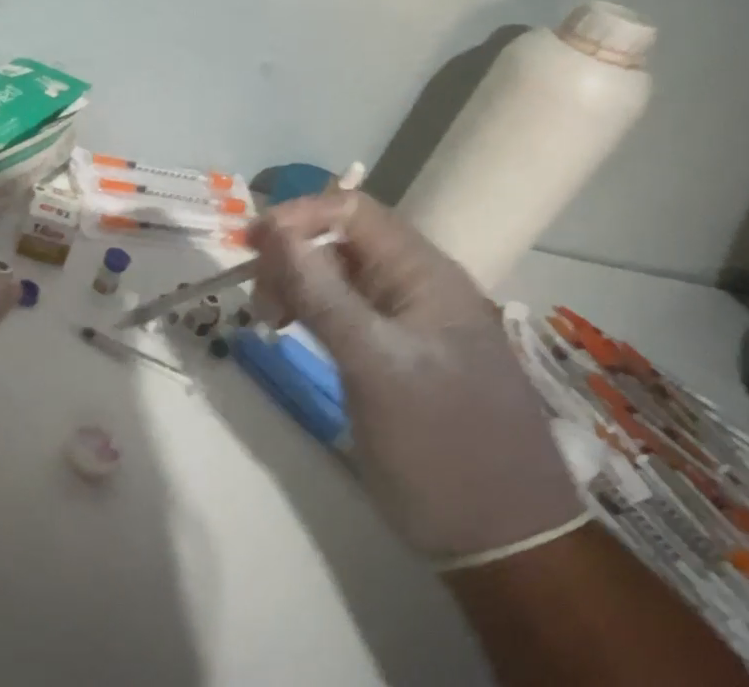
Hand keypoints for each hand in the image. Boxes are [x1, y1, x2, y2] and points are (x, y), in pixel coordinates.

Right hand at [250, 191, 585, 567]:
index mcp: (425, 275)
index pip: (353, 211)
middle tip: (259, 302)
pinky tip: (291, 334)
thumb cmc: (439, 444)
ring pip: (339, 278)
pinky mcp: (396, 357)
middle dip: (291, 256)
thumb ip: (322, 293)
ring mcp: (408, 324)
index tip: (248, 247)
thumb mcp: (373, 364)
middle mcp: (418, 288)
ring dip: (297, 286)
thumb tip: (271, 228)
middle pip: (342, 241)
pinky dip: (312, 314)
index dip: (298, 216)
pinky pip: (346, 313)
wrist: (500, 536)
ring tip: (270, 323)